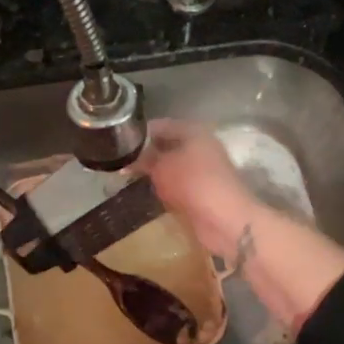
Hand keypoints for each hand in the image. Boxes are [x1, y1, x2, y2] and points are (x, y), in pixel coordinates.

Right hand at [134, 119, 259, 258]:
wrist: (224, 218)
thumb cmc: (192, 183)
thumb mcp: (161, 167)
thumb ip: (144, 158)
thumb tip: (128, 157)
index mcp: (194, 131)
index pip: (161, 125)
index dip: (140, 133)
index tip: (119, 142)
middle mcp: (201, 146)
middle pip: (168, 145)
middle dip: (147, 153)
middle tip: (122, 161)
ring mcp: (205, 170)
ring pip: (174, 166)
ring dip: (156, 172)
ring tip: (131, 177)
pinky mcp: (205, 191)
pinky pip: (180, 184)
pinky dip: (167, 187)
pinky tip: (151, 192)